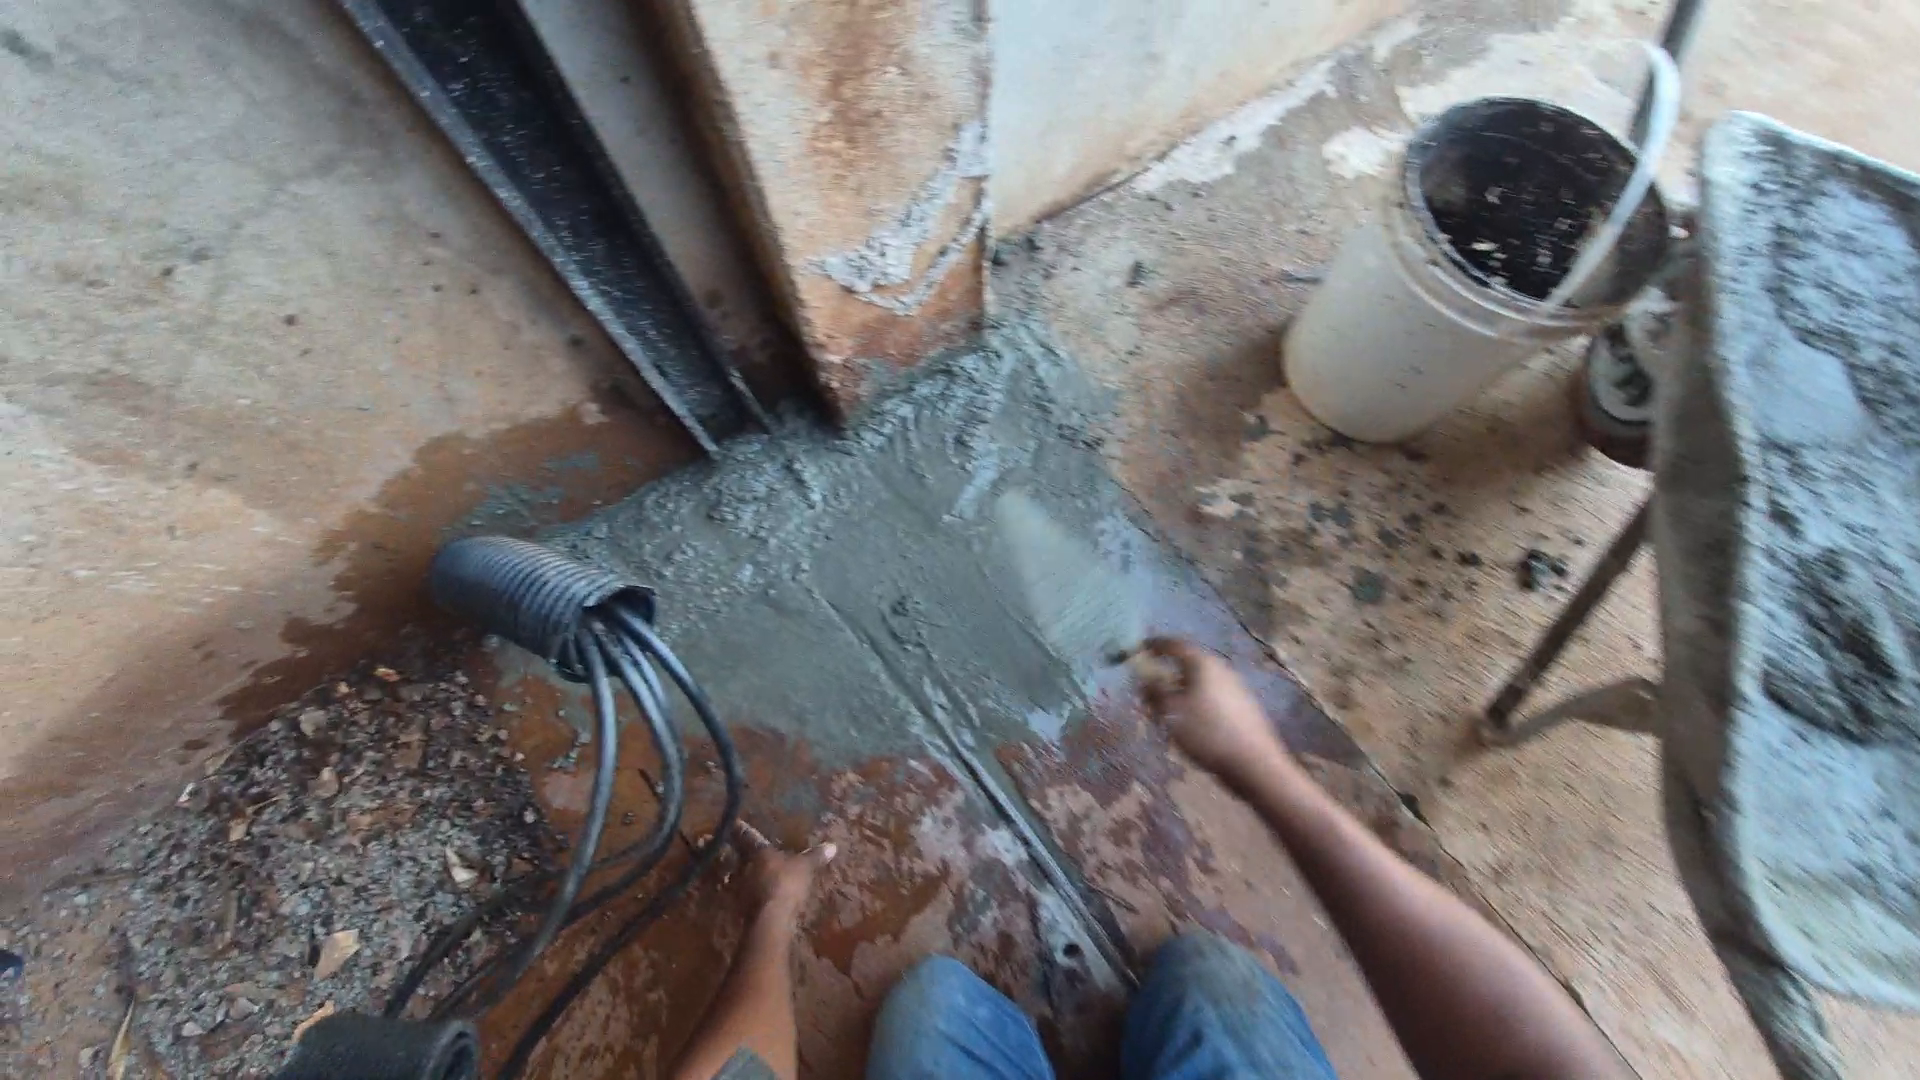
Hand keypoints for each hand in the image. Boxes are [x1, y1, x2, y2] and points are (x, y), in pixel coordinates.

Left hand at [733, 822, 834, 932]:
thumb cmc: (787, 883)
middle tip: (732, 845)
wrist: (770, 919)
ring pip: (736, 875)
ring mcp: (740, 887)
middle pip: (737, 855)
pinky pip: (742, 893)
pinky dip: (746, 891)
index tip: (733, 821)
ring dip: (739, 873)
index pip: (748, 836)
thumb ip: (816, 856)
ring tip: (744, 871)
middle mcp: (745, 866)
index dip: (741, 828)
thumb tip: (832, 846)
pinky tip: (752, 894)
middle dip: (735, 851)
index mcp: (759, 852)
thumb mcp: (806, 867)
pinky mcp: (741, 907)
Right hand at [1138, 638, 1293, 787]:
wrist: (1254, 763)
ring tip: (1167, 707)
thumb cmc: (1207, 732)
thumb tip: (1144, 679)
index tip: (1140, 648)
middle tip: (1150, 684)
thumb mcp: (1171, 712)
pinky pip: (1211, 695)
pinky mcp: (1242, 707)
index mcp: (1202, 664)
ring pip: (1200, 681)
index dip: (1156, 645)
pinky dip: (1195, 700)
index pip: (1175, 645)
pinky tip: (1190, 720)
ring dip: (1181, 689)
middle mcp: (1220, 669)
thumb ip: (1154, 692)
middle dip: (1167, 672)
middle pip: (1188, 663)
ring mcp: (1234, 688)